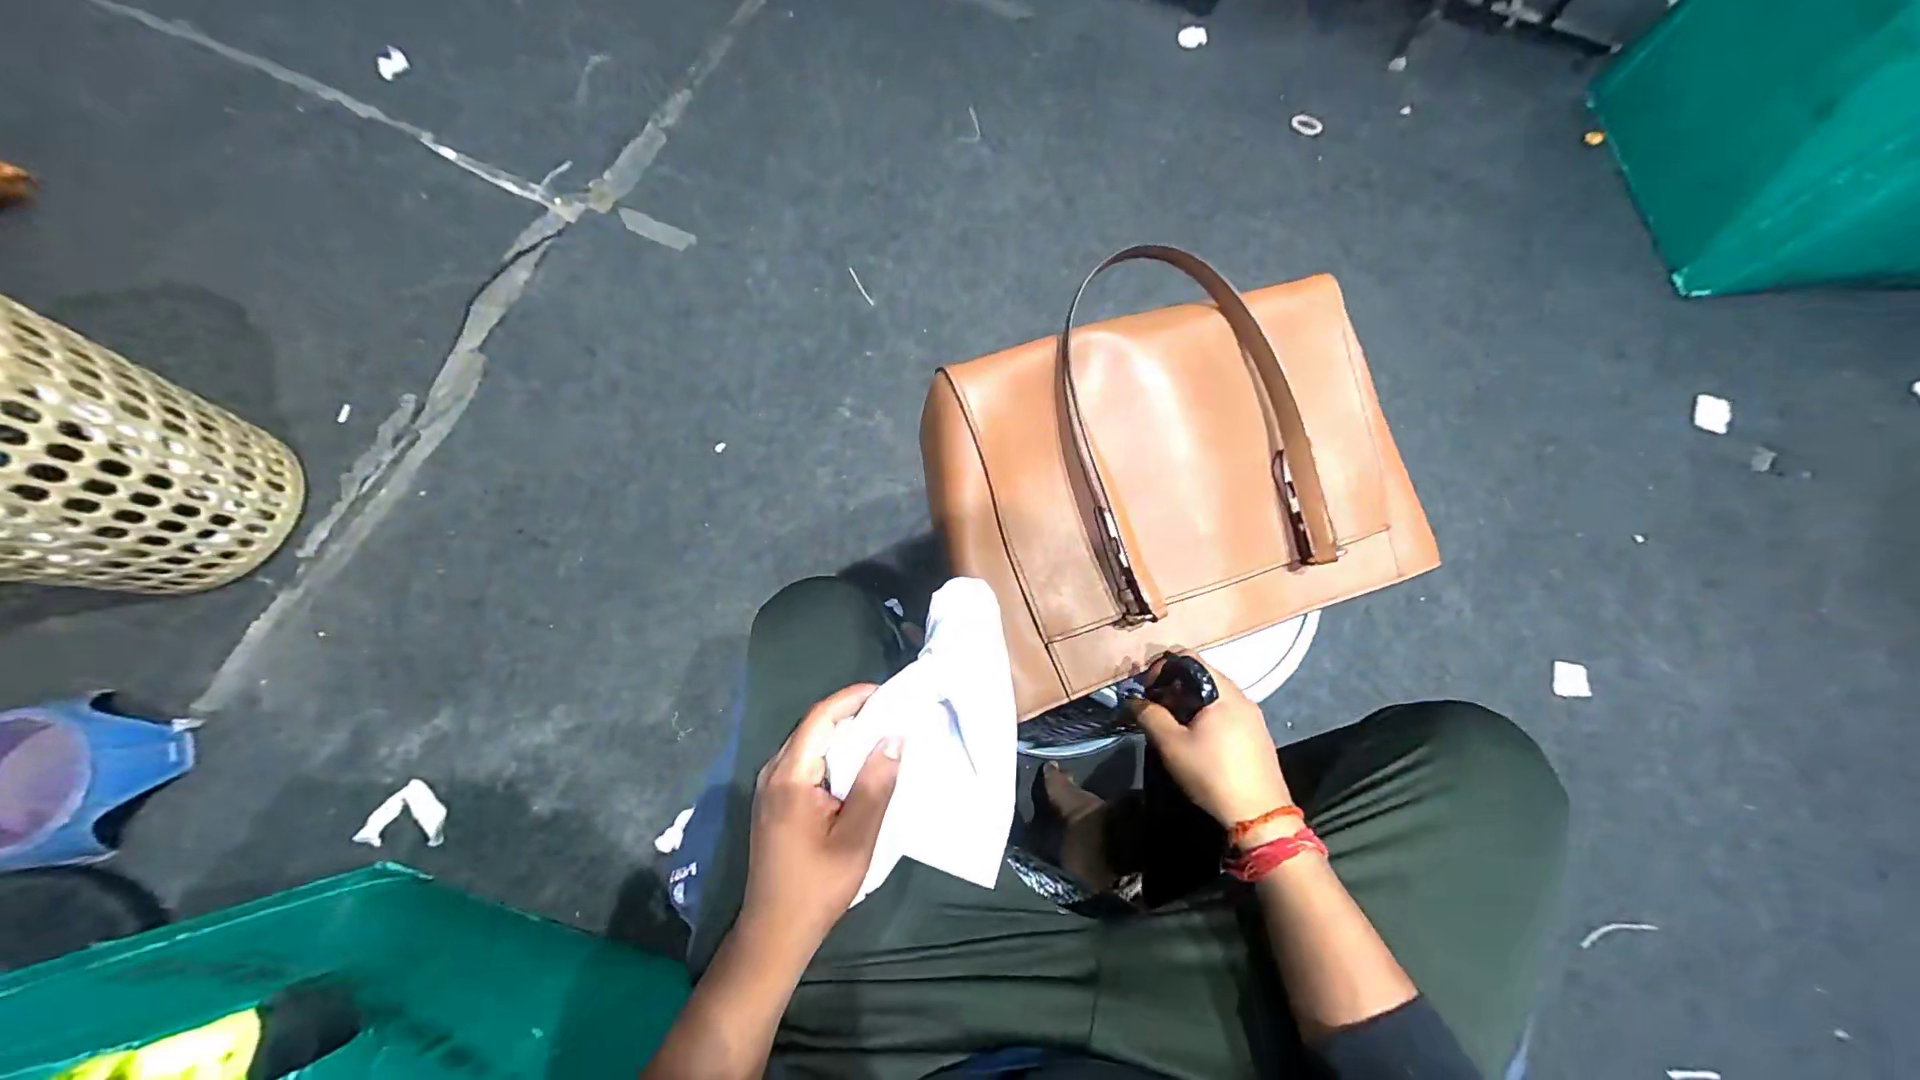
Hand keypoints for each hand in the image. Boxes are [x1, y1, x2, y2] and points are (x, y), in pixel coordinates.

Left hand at [741, 683, 901, 956]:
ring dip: (842, 733)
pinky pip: (806, 761)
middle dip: (851, 712)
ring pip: (809, 743)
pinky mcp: (774, 800)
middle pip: (813, 726)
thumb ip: (874, 784)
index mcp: (790, 776)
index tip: (885, 691)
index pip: (820, 718)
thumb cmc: (817, 885)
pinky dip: (832, 753)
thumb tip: (893, 738)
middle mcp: (773, 773)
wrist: (775, 931)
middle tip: (891, 710)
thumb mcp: (856, 836)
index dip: (851, 698)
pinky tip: (856, 763)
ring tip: (880, 731)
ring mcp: (770, 787)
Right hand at [1127, 652, 1295, 835]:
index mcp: (1222, 692)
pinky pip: (1226, 710)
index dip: (1162, 666)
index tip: (1147, 689)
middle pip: (1202, 674)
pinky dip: (1206, 713)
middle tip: (1155, 706)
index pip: (1189, 657)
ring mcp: (1252, 715)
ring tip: (1172, 723)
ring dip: (1189, 700)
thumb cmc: (1212, 774)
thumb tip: (1133, 700)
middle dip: (1173, 685)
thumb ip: (1149, 715)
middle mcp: (1241, 696)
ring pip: (1213, 693)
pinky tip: (1196, 737)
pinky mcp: (1257, 733)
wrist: (1260, 815)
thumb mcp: (1171, 745)